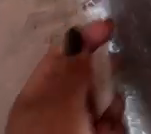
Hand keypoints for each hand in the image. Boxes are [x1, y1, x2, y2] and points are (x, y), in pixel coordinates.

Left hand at [6, 20, 122, 133]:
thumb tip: (78, 34)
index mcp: (35, 98)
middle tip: (116, 69)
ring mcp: (73, 133)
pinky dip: (114, 127)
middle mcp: (53, 115)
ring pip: (99, 106)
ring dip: (109, 105)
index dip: (82, 39)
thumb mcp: (60, 103)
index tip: (109, 27)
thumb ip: (73, 69)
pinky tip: (112, 131)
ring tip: (108, 119)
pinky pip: (109, 128)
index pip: (59, 57)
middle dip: (100, 76)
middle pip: (83, 81)